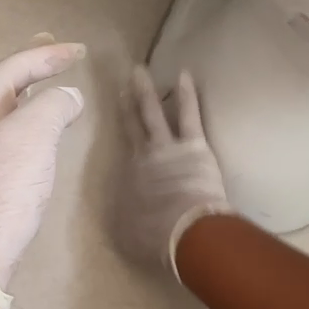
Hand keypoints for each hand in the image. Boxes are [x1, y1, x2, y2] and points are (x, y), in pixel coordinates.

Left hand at [0, 41, 87, 308]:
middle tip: (53, 54)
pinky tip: (31, 142)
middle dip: (29, 70)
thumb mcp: (34, 134)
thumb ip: (54, 105)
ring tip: (45, 93)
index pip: (13, 67)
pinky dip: (21, 129)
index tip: (80, 51)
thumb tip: (66, 97)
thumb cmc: (0, 188)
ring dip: (25, 100)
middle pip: (0, 87)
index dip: (48, 54)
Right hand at [114, 66, 231, 278]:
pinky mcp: (194, 146)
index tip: (115, 113)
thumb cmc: (155, 237)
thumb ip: (123, 215)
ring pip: (153, 113)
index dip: (119, 130)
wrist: (183, 232)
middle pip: (133, 125)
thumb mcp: (127, 231)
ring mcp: (168, 148)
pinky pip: (188, 114)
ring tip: (141, 71)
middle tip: (122, 82)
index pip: (123, 149)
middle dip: (127, 103)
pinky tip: (184, 74)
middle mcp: (144, 157)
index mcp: (130, 177)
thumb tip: (118, 209)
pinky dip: (185, 93)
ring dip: (146, 92)